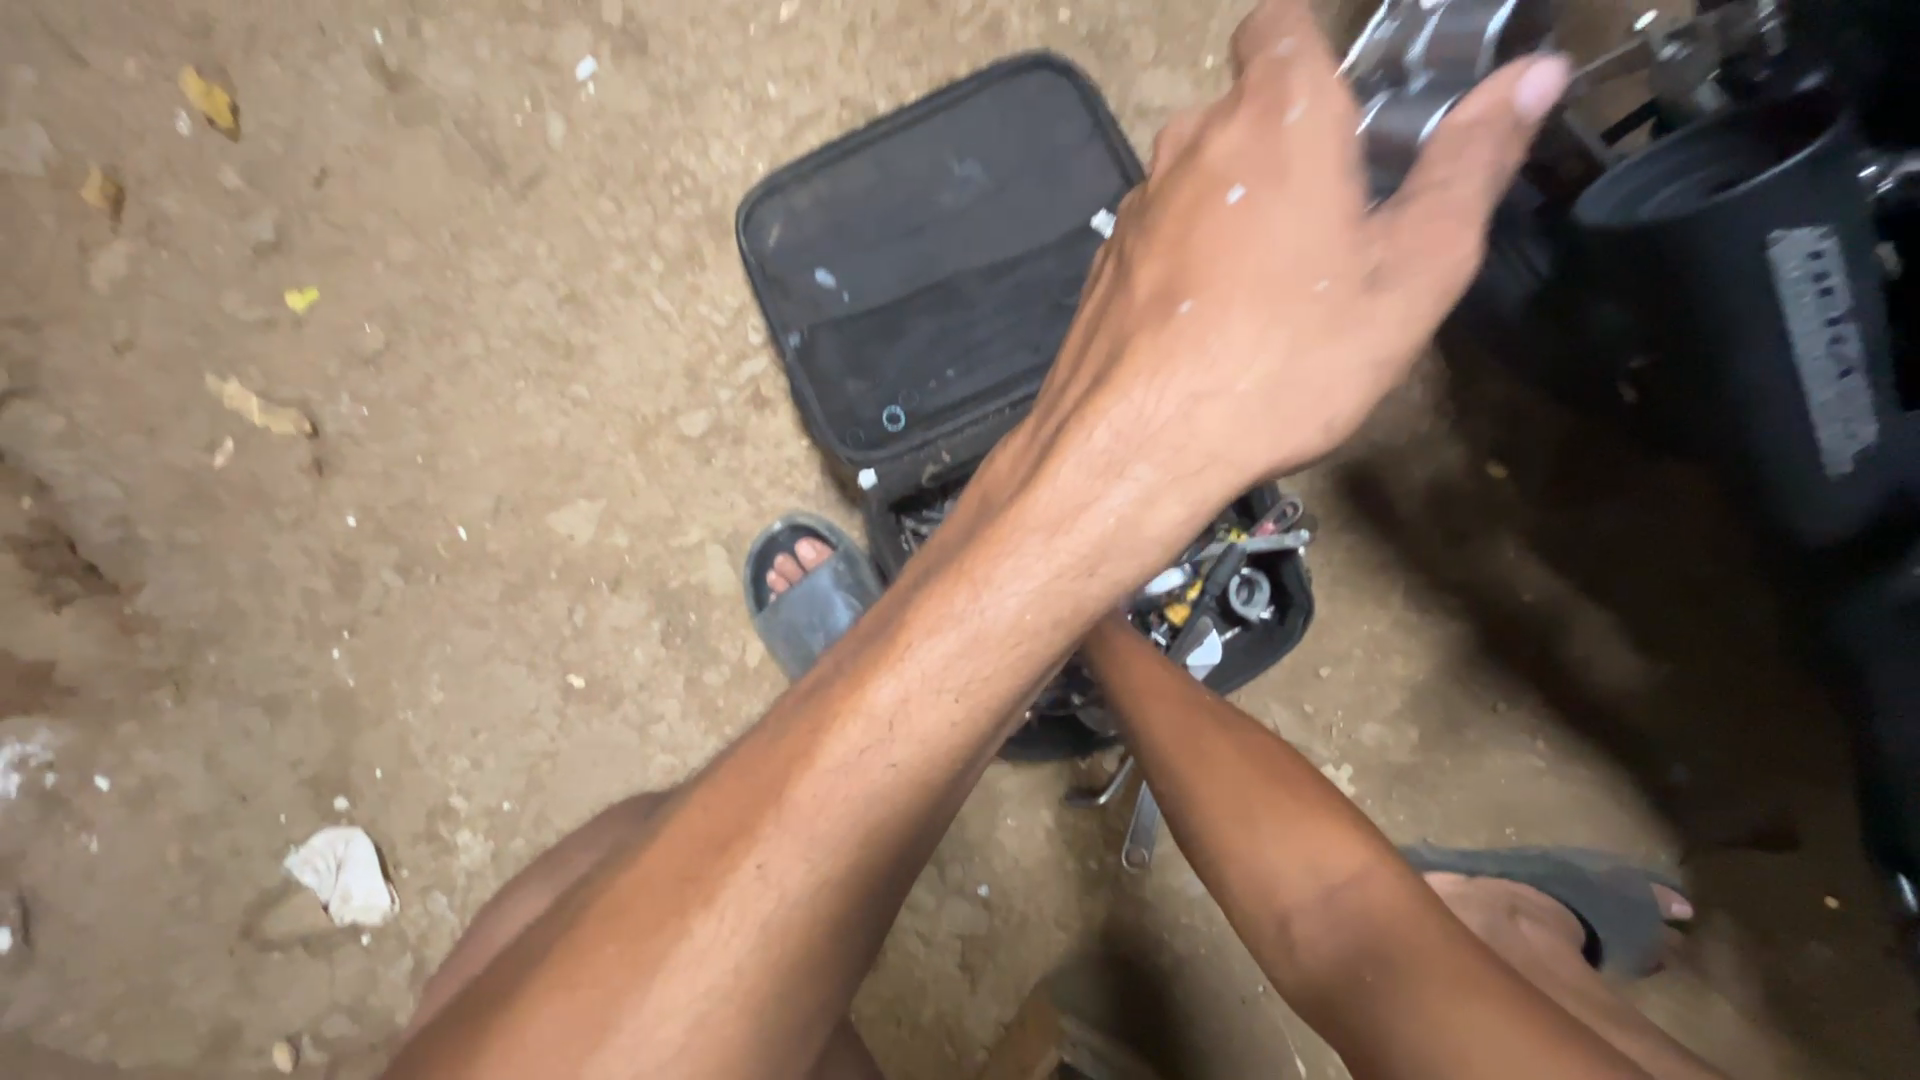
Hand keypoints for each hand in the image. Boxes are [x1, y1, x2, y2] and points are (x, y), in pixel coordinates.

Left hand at [998, 0, 1569, 536]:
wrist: (1140, 444)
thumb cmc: (1285, 360)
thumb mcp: (1412, 273)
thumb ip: (1470, 166)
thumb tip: (1528, 78)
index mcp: (1276, 118)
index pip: (1278, 26)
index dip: (1308, 54)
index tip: (1340, 112)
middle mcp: (1188, 145)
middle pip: (1240, 113)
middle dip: (1283, 149)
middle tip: (1328, 229)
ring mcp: (1135, 209)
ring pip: (1196, 182)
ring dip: (1234, 211)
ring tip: (1268, 292)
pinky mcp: (1103, 266)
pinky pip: (1159, 239)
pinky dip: (1187, 261)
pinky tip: (1208, 325)